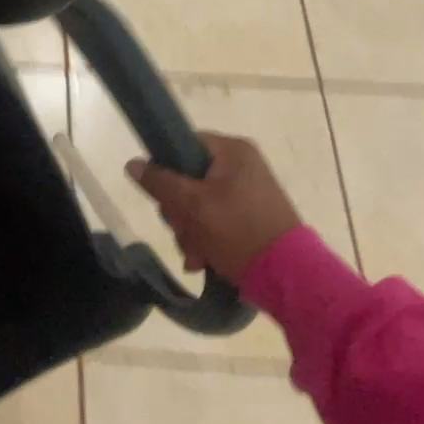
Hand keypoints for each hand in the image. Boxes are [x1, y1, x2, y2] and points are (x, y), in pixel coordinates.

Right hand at [126, 132, 301, 282]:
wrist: (291, 278)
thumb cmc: (239, 232)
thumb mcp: (193, 206)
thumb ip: (160, 182)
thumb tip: (133, 163)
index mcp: (232, 151)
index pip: (183, 144)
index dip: (166, 169)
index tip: (162, 196)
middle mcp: (242, 165)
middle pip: (188, 177)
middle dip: (180, 212)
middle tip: (182, 232)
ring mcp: (250, 191)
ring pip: (199, 202)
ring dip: (190, 230)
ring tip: (195, 256)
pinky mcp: (253, 215)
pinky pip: (217, 218)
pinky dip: (206, 238)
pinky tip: (203, 260)